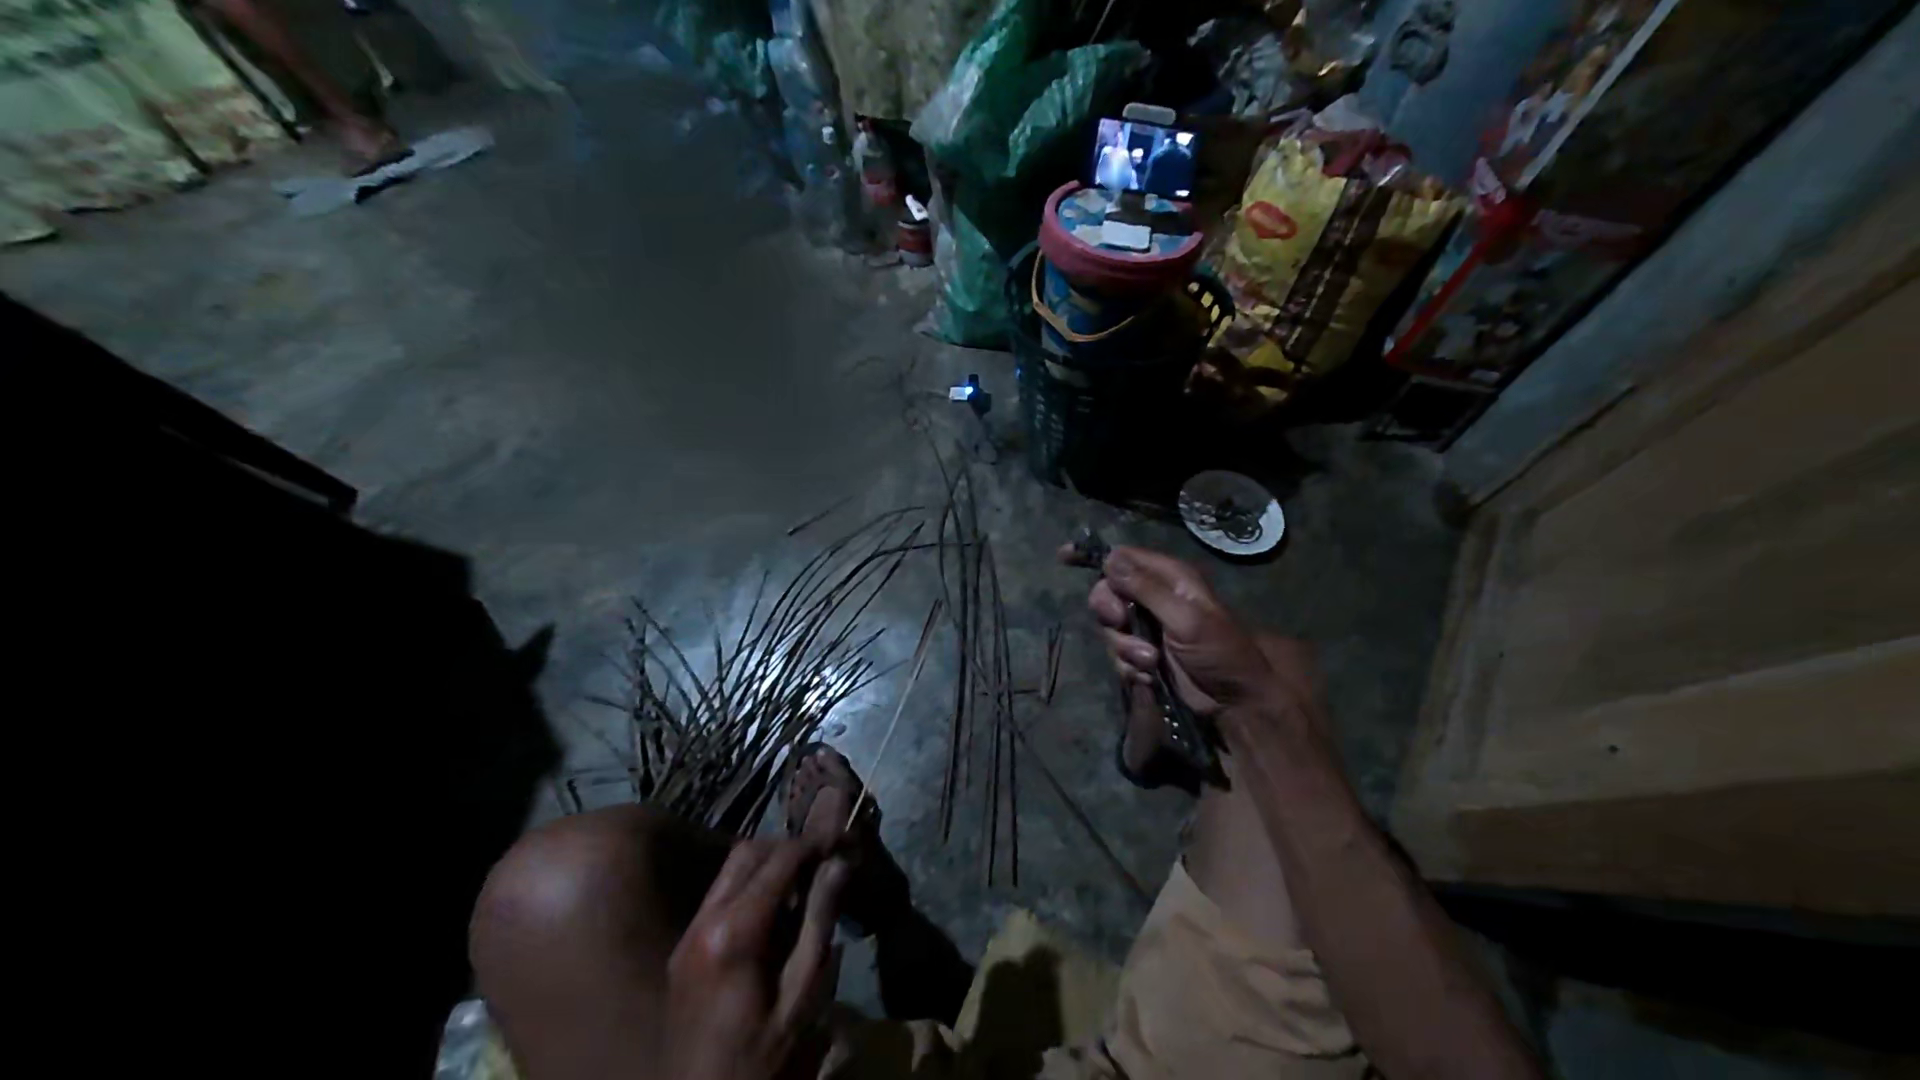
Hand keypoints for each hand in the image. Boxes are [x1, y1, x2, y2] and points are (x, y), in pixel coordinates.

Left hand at [664, 836, 850, 1079]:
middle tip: (823, 862)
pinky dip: (749, 886)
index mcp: (733, 933)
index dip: (813, 845)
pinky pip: (718, 896)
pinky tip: (775, 913)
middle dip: (788, 848)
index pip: (779, 860)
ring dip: (767, 864)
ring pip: (729, 871)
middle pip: (747, 853)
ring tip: (802, 886)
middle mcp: (703, 923)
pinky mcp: (683, 950)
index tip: (842, 843)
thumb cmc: (763, 1057)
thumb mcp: (803, 994)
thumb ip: (820, 921)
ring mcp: (687, 936)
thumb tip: (839, 863)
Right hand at [1064, 544, 1311, 718]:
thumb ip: (1147, 589)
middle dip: (1110, 612)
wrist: (1236, 701)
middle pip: (1107, 593)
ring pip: (1109, 629)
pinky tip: (1151, 677)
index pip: (1123, 557)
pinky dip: (1131, 668)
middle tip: (1122, 623)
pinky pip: (1118, 656)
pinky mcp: (1142, 656)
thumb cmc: (1222, 652)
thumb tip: (1111, 559)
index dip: (1095, 557)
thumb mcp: (1188, 618)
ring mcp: (1146, 629)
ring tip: (1151, 662)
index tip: (1064, 558)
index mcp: (1169, 579)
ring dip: (1126, 648)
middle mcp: (1154, 599)